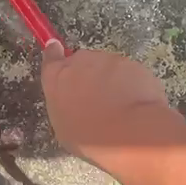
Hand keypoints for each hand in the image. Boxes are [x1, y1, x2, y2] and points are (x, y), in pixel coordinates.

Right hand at [40, 41, 182, 160]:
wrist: (127, 132)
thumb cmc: (88, 136)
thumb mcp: (64, 125)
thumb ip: (63, 102)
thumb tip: (71, 96)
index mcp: (56, 77)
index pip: (51, 56)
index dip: (55, 53)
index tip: (56, 48)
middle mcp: (80, 61)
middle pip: (82, 62)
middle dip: (89, 75)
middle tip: (96, 101)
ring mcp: (108, 60)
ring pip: (108, 67)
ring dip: (111, 81)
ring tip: (118, 108)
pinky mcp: (132, 64)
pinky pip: (129, 73)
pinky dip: (131, 84)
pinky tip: (134, 106)